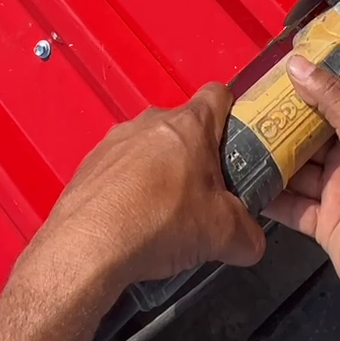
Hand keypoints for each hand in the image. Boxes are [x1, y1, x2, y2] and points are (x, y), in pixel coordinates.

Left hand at [0, 84, 265, 340]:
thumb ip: (247, 233)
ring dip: (161, 171)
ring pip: (150, 145)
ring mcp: (118, 139)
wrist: (88, 246)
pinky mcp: (92, 163)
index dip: (232, 112)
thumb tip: (251, 240)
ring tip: (166, 214)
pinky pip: (120, 167)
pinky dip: (129, 188)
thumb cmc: (153, 222)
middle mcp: (152, 121)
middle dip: (197, 155)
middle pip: (185, 125)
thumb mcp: (222, 233)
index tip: (237, 136)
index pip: (219, 94)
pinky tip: (134, 222)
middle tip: (206, 192)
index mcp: (190, 124)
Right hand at [263, 55, 339, 313]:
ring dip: (269, 162)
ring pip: (295, 172)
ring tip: (235, 148)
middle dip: (277, 129)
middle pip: (305, 140)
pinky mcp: (322, 225)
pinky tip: (244, 188)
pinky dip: (270, 199)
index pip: (326, 105)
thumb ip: (332, 99)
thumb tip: (298, 64)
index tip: (266, 83)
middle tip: (241, 115)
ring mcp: (333, 194)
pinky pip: (291, 207)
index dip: (299, 93)